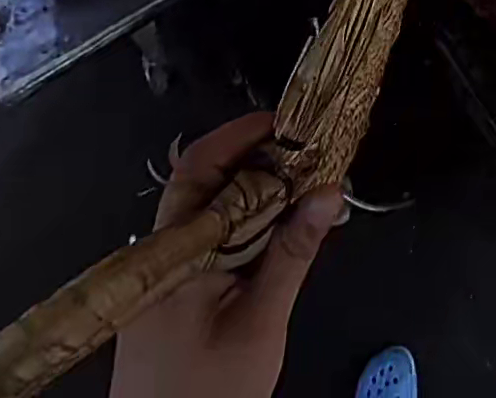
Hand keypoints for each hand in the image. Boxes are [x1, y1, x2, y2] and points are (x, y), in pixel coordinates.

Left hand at [110, 112, 344, 397]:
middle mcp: (166, 253)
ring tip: (311, 181)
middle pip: (208, 179)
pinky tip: (291, 221)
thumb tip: (329, 189)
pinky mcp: (185, 286)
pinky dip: (259, 216)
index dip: (240, 135)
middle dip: (262, 155)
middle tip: (312, 150)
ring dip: (265, 186)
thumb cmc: (208, 393)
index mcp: (173, 255)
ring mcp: (173, 270)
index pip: (197, 170)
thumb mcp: (260, 320)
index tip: (290, 124)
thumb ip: (293, 251)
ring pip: (219, 204)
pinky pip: (224, 231)